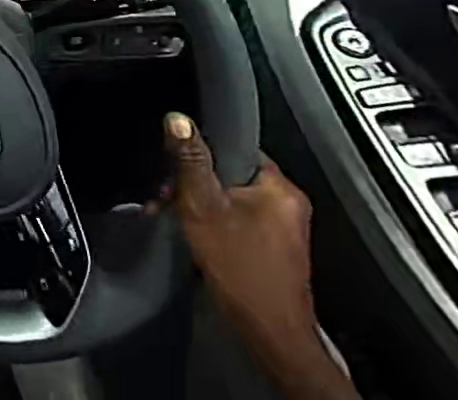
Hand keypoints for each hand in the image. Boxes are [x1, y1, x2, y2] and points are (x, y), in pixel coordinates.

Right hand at [155, 113, 357, 399]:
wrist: (269, 338)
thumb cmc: (242, 272)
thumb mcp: (204, 207)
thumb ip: (191, 162)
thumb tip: (178, 120)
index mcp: (280, 188)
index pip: (235, 146)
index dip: (202, 151)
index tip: (178, 163)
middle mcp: (287, 205)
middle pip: (229, 175)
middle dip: (194, 184)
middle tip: (170, 196)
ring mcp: (282, 230)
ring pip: (230, 199)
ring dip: (199, 205)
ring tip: (175, 216)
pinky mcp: (272, 250)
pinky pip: (236, 221)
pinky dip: (212, 224)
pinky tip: (193, 236)